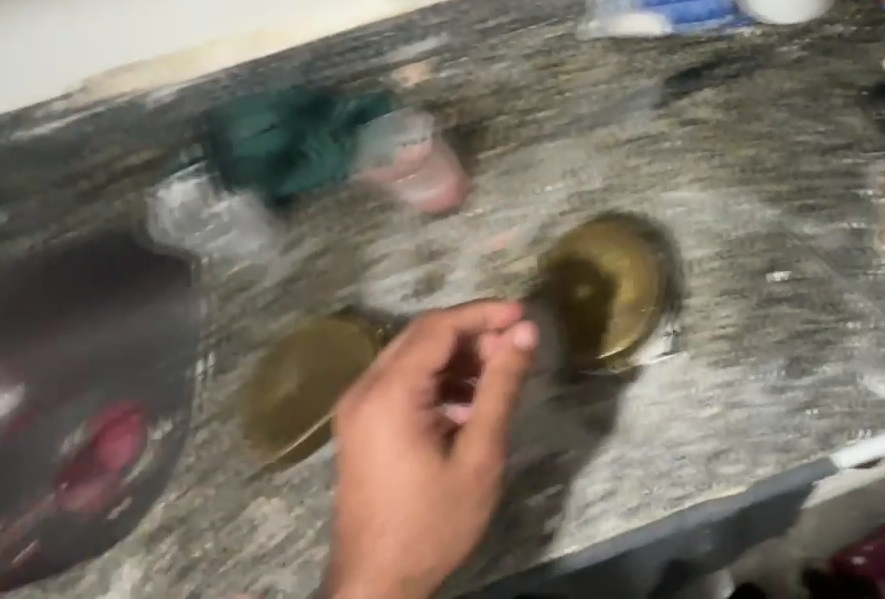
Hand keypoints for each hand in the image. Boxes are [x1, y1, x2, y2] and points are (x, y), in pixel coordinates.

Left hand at [325, 300, 537, 598]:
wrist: (375, 585)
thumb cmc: (431, 523)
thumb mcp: (479, 454)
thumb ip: (501, 386)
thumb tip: (526, 331)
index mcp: (389, 393)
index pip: (440, 327)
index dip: (484, 314)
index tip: (525, 315)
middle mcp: (365, 389)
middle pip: (424, 335)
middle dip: (474, 332)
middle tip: (516, 345)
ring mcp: (358, 407)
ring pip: (414, 355)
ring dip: (458, 355)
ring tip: (499, 375)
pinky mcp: (362, 424)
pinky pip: (403, 379)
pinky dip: (440, 377)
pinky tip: (470, 402)